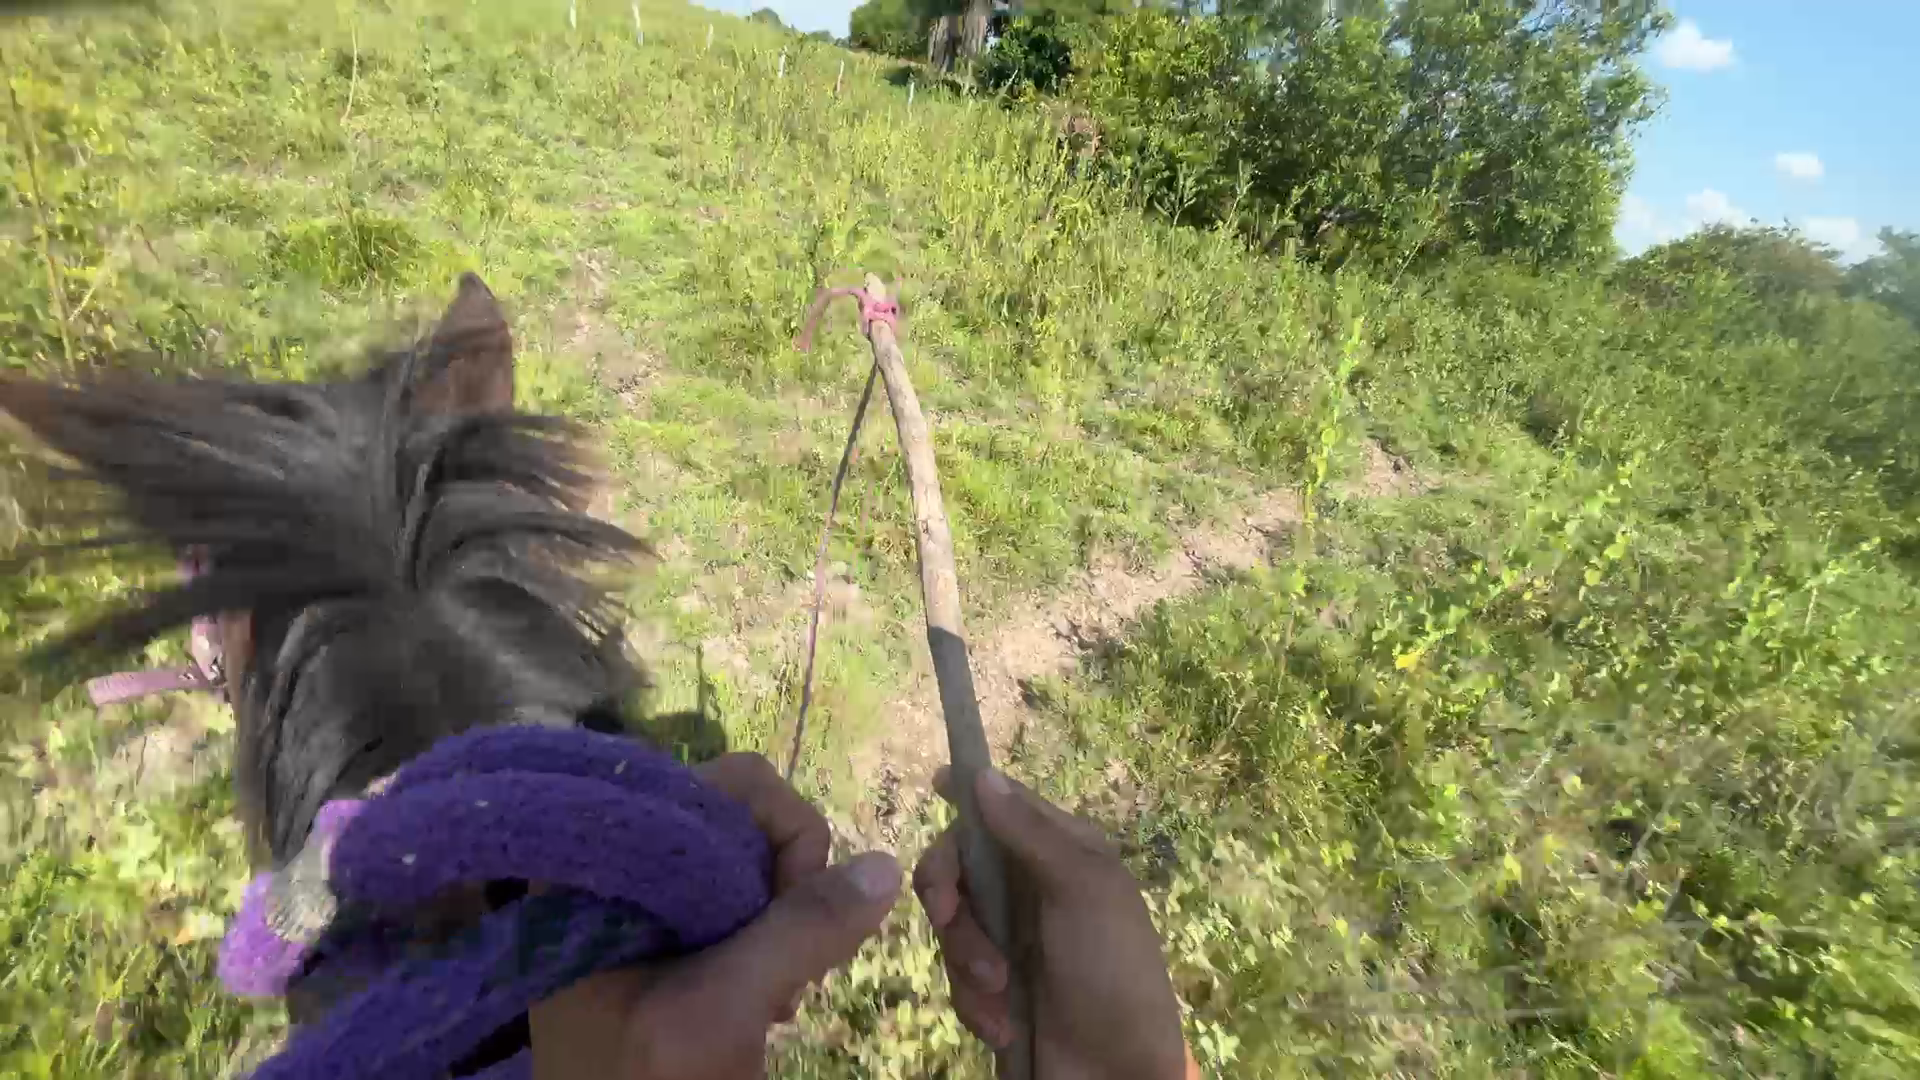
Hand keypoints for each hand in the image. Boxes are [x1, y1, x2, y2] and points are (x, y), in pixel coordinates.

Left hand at [529, 752, 899, 1078]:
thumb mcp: (716, 1017)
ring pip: (764, 852)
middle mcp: (635, 850)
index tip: (787, 914)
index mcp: (616, 853)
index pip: (735, 784)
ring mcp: (659, 884)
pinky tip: (771, 991)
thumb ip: (798, 933)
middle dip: (792, 884)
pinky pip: (756, 887)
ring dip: (791, 915)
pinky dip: (780, 931)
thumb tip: (887, 865)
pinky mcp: (680, 916)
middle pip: (757, 814)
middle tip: (791, 968)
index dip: (784, 833)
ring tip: (779, 993)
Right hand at [914, 768, 1194, 1079]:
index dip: (969, 790)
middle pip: (959, 859)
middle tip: (946, 916)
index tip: (935, 785)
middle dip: (948, 890)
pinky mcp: (994, 982)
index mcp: (1058, 849)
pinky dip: (973, 998)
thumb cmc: (1112, 969)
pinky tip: (1003, 1022)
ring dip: (966, 956)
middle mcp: (1029, 883)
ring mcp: (1009, 933)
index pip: (1004, 803)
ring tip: (1000, 989)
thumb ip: (1029, 833)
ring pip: (951, 918)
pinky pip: (956, 972)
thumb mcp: (1082, 890)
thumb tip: (982, 774)